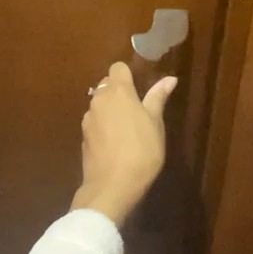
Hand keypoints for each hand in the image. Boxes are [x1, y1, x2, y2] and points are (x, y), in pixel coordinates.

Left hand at [72, 62, 177, 224]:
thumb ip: (158, 98)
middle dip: (120, 91)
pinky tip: (115, 142)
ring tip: (127, 128)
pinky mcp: (83, 137)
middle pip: (106, 84)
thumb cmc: (141, 151)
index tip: (141, 86)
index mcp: (118, 92)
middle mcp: (99, 100)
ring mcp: (88, 119)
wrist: (112, 186)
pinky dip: (104, 125)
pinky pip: (95, 122)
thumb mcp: (156, 124)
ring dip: (110, 109)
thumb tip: (169, 79)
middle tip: (138, 108)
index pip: (118, 67)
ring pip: (99, 103)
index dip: (129, 74)